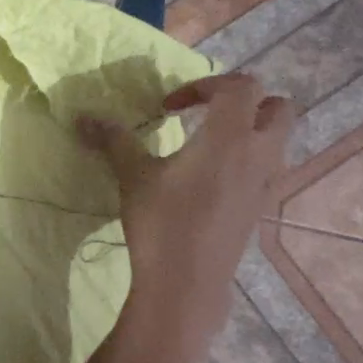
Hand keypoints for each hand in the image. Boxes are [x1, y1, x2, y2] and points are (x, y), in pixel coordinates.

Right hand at [78, 73, 293, 327]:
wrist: (188, 276)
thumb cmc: (161, 220)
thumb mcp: (132, 176)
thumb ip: (114, 140)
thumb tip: (84, 116)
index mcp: (230, 137)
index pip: (241, 87)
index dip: (204, 86)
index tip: (167, 108)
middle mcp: (261, 152)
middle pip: (277, 106)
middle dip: (242, 102)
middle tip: (200, 115)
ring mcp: (268, 179)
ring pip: (278, 136)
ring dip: (248, 128)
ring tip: (203, 143)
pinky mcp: (263, 201)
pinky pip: (268, 164)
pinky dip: (246, 156)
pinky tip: (208, 176)